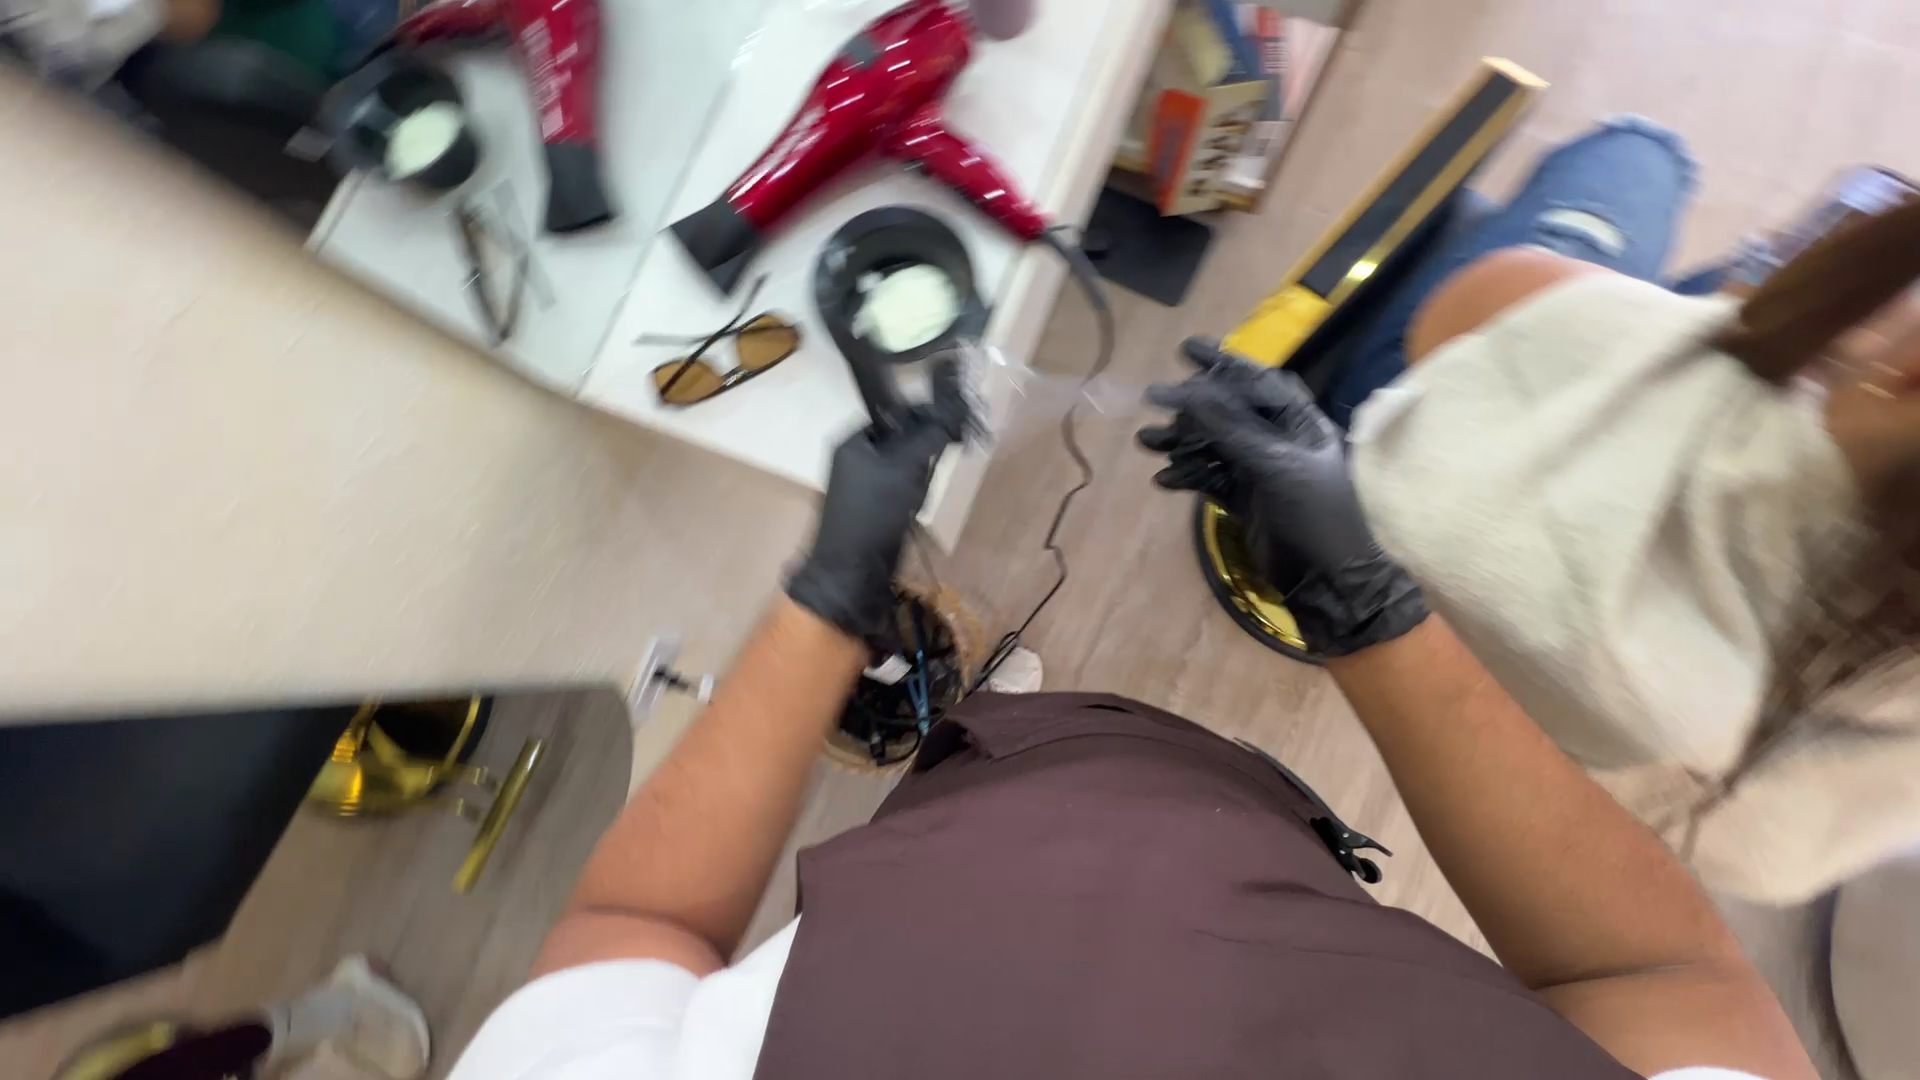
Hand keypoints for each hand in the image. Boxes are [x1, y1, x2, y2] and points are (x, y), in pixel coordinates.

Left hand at [788, 359, 972, 638]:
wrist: (853, 570)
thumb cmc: (874, 512)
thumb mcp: (904, 467)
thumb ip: (928, 437)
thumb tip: (952, 415)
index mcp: (852, 441)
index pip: (895, 413)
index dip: (923, 416)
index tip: (950, 425)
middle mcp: (855, 458)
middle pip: (902, 440)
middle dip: (922, 453)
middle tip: (930, 467)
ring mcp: (863, 484)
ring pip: (906, 466)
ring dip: (919, 478)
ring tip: (917, 495)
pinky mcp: (874, 507)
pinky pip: (901, 490)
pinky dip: (913, 496)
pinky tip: (914, 509)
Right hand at [1138, 337, 1426, 655]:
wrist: (1329, 578)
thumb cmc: (1317, 513)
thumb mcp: (1276, 464)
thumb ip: (1231, 428)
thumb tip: (1186, 392)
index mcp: (1298, 422)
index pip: (1256, 382)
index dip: (1222, 363)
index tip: (1185, 349)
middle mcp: (1277, 440)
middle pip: (1225, 412)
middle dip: (1189, 410)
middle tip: (1154, 407)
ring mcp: (1258, 470)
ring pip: (1210, 446)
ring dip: (1179, 444)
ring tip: (1147, 443)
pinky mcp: (1241, 499)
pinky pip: (1206, 479)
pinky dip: (1185, 477)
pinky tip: (1164, 480)